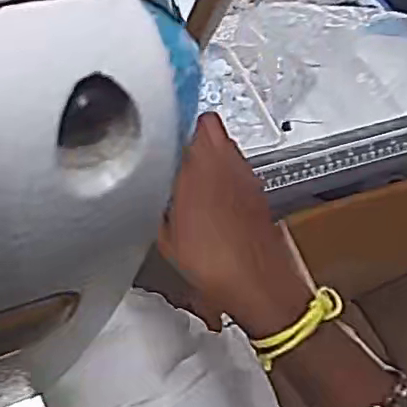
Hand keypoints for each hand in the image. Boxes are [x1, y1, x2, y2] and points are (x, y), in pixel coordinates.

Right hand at [157, 113, 316, 337]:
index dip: (168, 123)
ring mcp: (245, 174)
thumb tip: (149, 189)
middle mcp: (225, 162)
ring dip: (205, 154)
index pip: (186, 122)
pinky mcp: (256, 190)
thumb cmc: (215, 261)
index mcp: (198, 165)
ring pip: (223, 146)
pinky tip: (207, 202)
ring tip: (185, 180)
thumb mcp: (165, 234)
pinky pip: (234, 168)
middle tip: (167, 154)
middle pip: (207, 127)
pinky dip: (221, 175)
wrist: (258, 284)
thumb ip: (157, 201)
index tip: (156, 130)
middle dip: (187, 135)